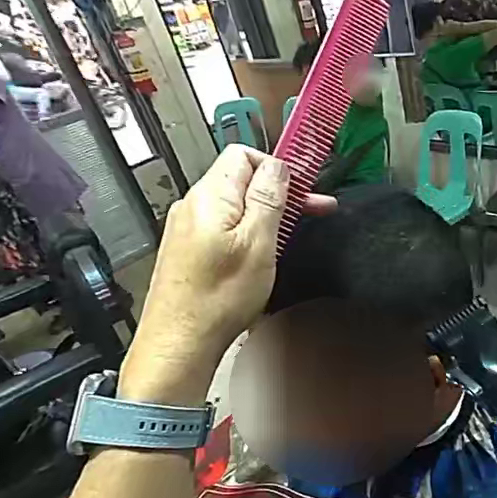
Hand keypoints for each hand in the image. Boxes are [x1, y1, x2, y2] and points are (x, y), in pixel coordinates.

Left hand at [120, 146, 331, 404]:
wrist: (181, 343)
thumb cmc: (217, 299)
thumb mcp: (258, 243)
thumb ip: (268, 198)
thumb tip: (278, 166)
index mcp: (210, 196)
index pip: (244, 154)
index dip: (278, 165)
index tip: (306, 184)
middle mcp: (194, 206)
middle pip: (242, 179)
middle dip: (281, 190)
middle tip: (315, 206)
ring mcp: (189, 228)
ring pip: (236, 204)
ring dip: (268, 212)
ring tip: (294, 230)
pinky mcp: (191, 249)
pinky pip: (226, 225)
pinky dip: (251, 230)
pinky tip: (266, 249)